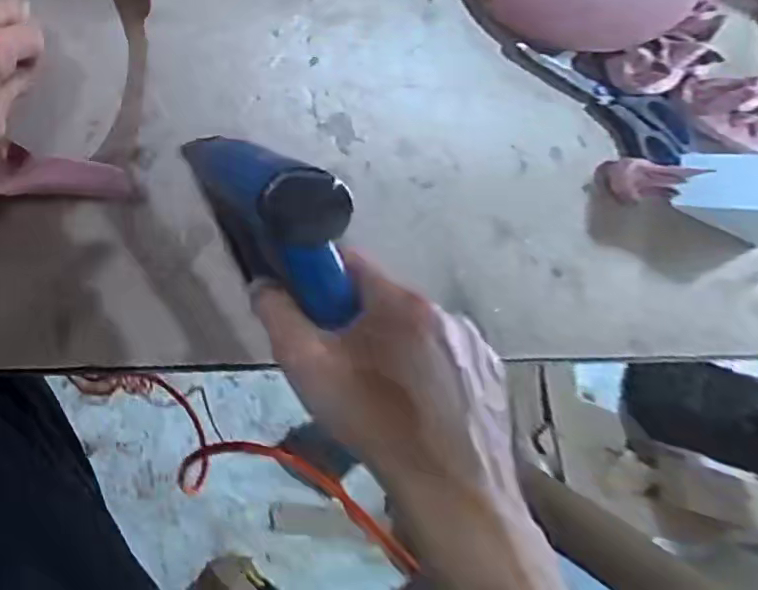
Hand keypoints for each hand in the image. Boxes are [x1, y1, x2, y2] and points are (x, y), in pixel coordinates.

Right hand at [255, 248, 561, 588]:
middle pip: (378, 296)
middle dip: (350, 317)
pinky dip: (421, 369)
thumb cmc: (372, 420)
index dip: (317, 277)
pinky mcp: (493, 380)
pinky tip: (411, 406)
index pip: (347, 259)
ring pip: (410, 327)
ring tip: (373, 389)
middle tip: (333, 358)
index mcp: (401, 300)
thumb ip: (275, 311)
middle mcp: (444, 312)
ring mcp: (476, 347)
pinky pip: (442, 356)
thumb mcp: (304, 363)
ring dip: (387, 343)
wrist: (455, 498)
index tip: (306, 309)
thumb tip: (264, 284)